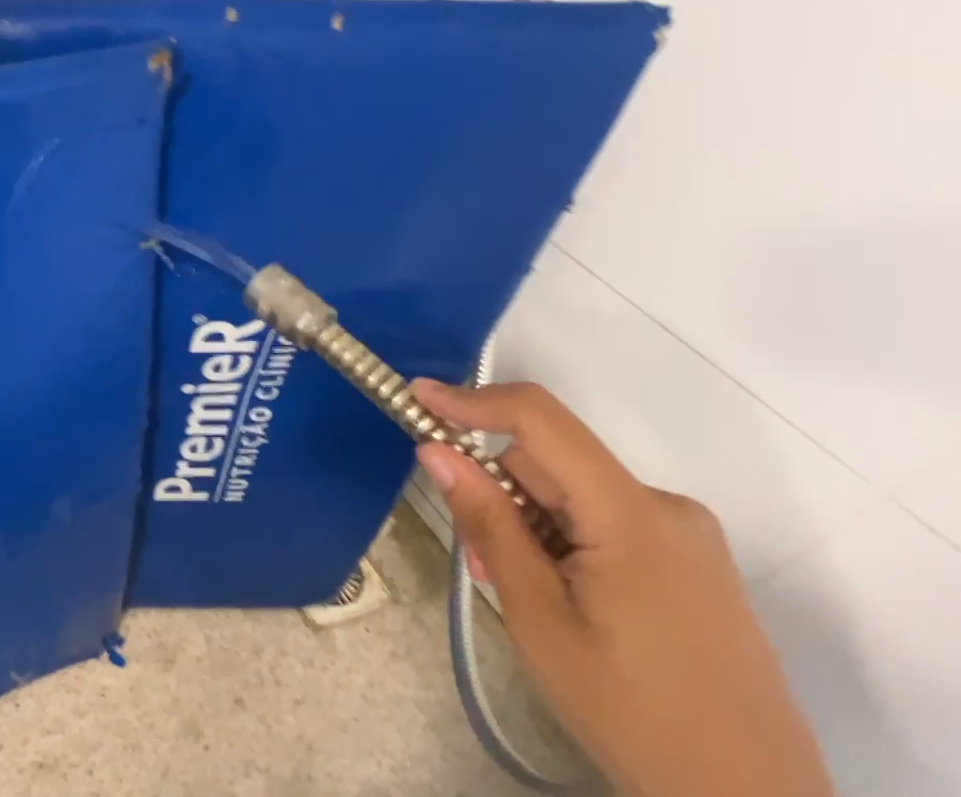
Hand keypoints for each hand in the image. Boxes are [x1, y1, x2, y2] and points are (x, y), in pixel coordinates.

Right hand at [412, 378, 830, 796]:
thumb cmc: (628, 708)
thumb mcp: (536, 616)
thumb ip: (487, 524)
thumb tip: (436, 450)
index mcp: (632, 514)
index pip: (541, 421)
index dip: (472, 400)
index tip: (415, 397)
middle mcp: (667, 507)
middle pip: (554, 466)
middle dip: (501, 496)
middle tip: (479, 565)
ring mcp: (686, 536)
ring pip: (574, 498)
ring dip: (531, 527)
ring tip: (527, 601)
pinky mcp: (691, 563)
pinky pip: (605, 524)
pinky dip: (564, 544)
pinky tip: (565, 603)